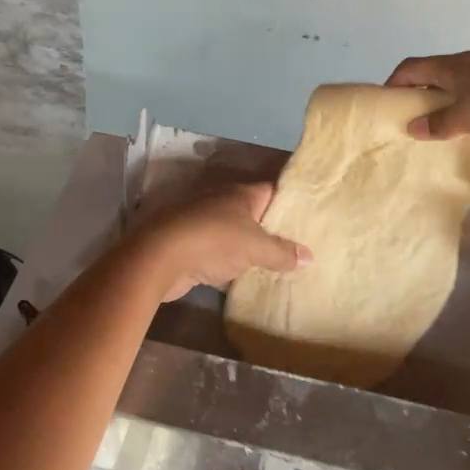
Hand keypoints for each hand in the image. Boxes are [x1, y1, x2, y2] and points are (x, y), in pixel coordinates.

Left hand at [128, 184, 311, 301]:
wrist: (161, 256)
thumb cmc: (214, 241)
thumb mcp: (256, 248)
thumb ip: (282, 252)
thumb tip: (309, 256)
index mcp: (240, 194)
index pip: (271, 192)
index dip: (288, 203)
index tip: (306, 218)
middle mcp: (220, 202)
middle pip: (252, 213)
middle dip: (270, 228)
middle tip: (295, 246)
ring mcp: (202, 223)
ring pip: (233, 234)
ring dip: (247, 248)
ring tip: (273, 265)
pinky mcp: (188, 245)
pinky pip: (216, 253)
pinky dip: (227, 264)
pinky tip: (240, 278)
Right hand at [385, 51, 469, 153]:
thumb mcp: (467, 118)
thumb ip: (439, 123)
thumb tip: (413, 126)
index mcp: (458, 67)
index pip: (415, 67)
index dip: (396, 81)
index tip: (386, 103)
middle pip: (439, 77)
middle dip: (423, 97)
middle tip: (412, 123)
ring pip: (466, 91)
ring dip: (451, 108)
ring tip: (442, 134)